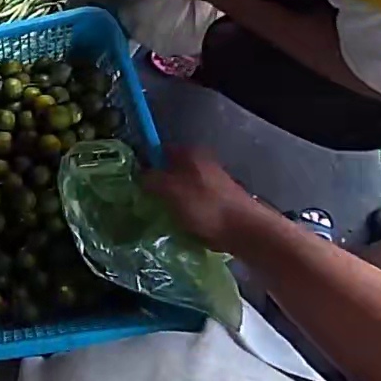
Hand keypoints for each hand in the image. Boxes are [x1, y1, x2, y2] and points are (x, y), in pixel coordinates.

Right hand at [143, 147, 267, 251]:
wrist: (245, 231)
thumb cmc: (204, 206)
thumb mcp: (169, 190)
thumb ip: (150, 179)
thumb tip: (140, 175)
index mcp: (190, 152)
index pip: (159, 150)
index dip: (145, 163)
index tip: (135, 181)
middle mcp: (203, 161)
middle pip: (171, 169)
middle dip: (158, 184)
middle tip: (145, 201)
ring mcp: (213, 181)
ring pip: (182, 187)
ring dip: (172, 199)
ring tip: (161, 215)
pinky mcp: (220, 200)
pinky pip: (194, 202)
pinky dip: (186, 210)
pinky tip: (181, 223)